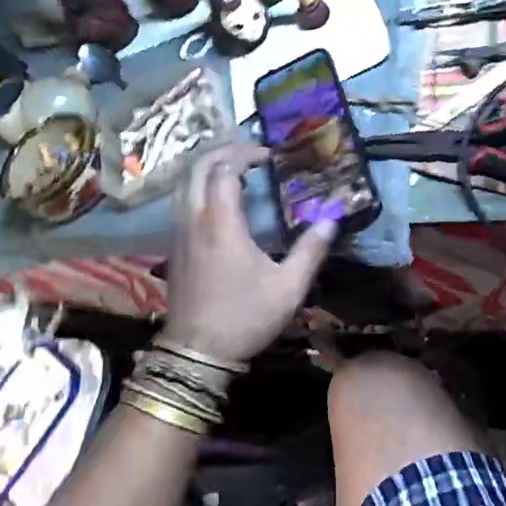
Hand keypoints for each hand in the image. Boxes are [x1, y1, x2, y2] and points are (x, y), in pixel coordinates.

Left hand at [159, 143, 335, 362]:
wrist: (196, 351)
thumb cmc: (244, 317)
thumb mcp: (288, 288)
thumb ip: (311, 250)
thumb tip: (331, 220)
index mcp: (220, 222)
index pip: (225, 168)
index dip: (246, 154)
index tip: (269, 157)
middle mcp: (193, 219)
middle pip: (198, 168)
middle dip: (224, 154)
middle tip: (252, 157)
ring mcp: (178, 233)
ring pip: (185, 185)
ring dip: (210, 172)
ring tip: (239, 178)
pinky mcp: (174, 247)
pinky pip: (182, 204)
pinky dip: (200, 191)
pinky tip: (222, 208)